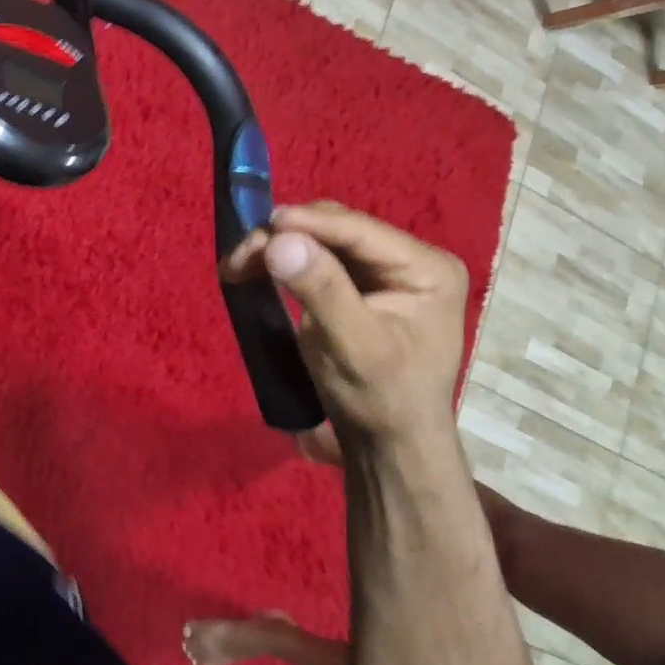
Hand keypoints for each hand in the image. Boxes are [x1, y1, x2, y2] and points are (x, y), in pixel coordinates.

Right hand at [223, 201, 468, 442]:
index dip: (306, 224)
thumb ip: (321, 290)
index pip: (358, 231)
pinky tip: (251, 271)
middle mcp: (409, 259)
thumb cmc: (380, 397)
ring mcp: (383, 270)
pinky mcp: (357, 282)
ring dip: (274, 247)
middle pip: (334, 228)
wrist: (387, 441)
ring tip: (236, 267)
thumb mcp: (351, 345)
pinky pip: (312, 256)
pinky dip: (279, 261)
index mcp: (427, 269)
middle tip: (239, 258)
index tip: (257, 229)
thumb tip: (279, 240)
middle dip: (284, 237)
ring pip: (317, 238)